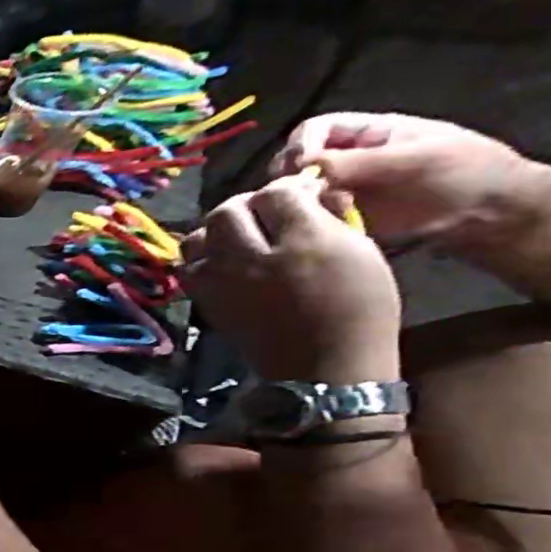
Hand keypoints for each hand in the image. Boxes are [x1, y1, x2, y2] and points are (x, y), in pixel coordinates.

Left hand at [182, 174, 401, 383]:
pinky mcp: (203, 298)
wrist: (321, 362)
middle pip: (225, 211)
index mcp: (303, 241)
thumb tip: (312, 192)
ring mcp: (218, 279)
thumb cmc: (357, 306)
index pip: (276, 194)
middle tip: (266, 214)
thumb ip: (332, 217)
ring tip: (241, 237)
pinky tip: (225, 260)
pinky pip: (188, 265)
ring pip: (197, 236)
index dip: (287, 189)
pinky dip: (202, 257)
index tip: (300, 194)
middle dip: (246, 205)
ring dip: (216, 231)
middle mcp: (250, 257)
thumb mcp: (362, 251)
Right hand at [271, 112, 550, 253]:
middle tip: (296, 192)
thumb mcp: (413, 159)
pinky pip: (304, 213)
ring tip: (313, 209)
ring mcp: (336, 187)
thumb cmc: (462, 172)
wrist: (485, 213)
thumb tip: (300, 166)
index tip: (300, 166)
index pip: (313, 129)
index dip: (300, 144)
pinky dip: (303, 218)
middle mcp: (342, 158)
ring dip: (295, 199)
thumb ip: (356, 160)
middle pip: (292, 160)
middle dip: (288, 175)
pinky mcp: (334, 213)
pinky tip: (321, 223)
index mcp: (363, 134)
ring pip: (292, 189)